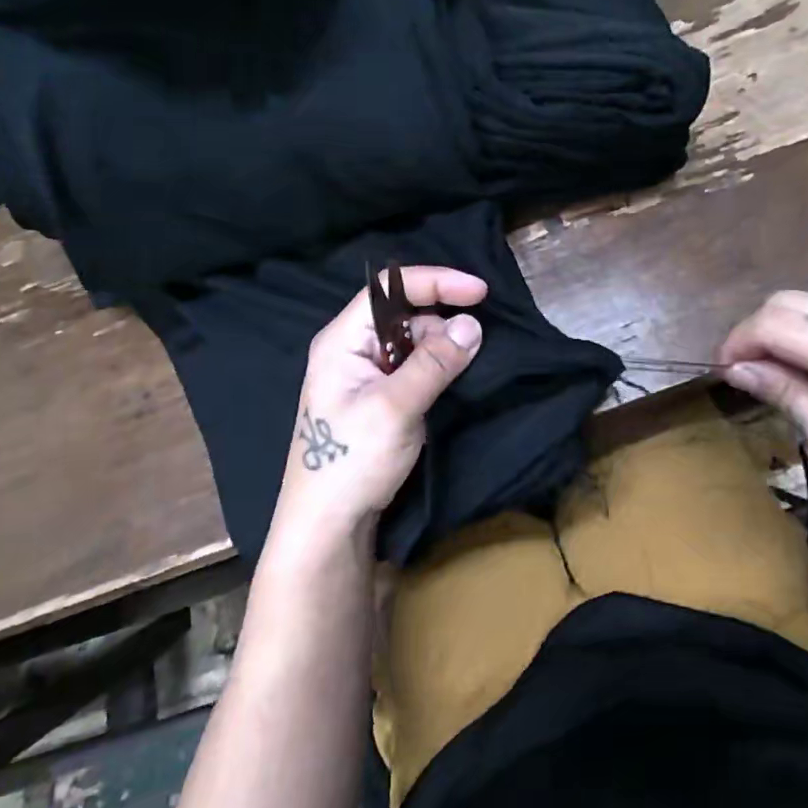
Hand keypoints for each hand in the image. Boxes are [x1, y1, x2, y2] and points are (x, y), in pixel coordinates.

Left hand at [271, 268, 487, 548]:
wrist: (327, 524)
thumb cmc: (352, 459)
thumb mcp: (396, 406)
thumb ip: (434, 363)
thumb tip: (472, 324)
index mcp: (342, 341)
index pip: (388, 290)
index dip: (434, 283)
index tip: (480, 292)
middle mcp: (350, 351)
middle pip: (400, 315)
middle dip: (441, 319)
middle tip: (478, 343)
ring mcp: (362, 378)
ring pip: (409, 345)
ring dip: (441, 348)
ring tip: (471, 365)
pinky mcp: (376, 402)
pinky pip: (409, 371)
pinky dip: (435, 370)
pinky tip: (456, 379)